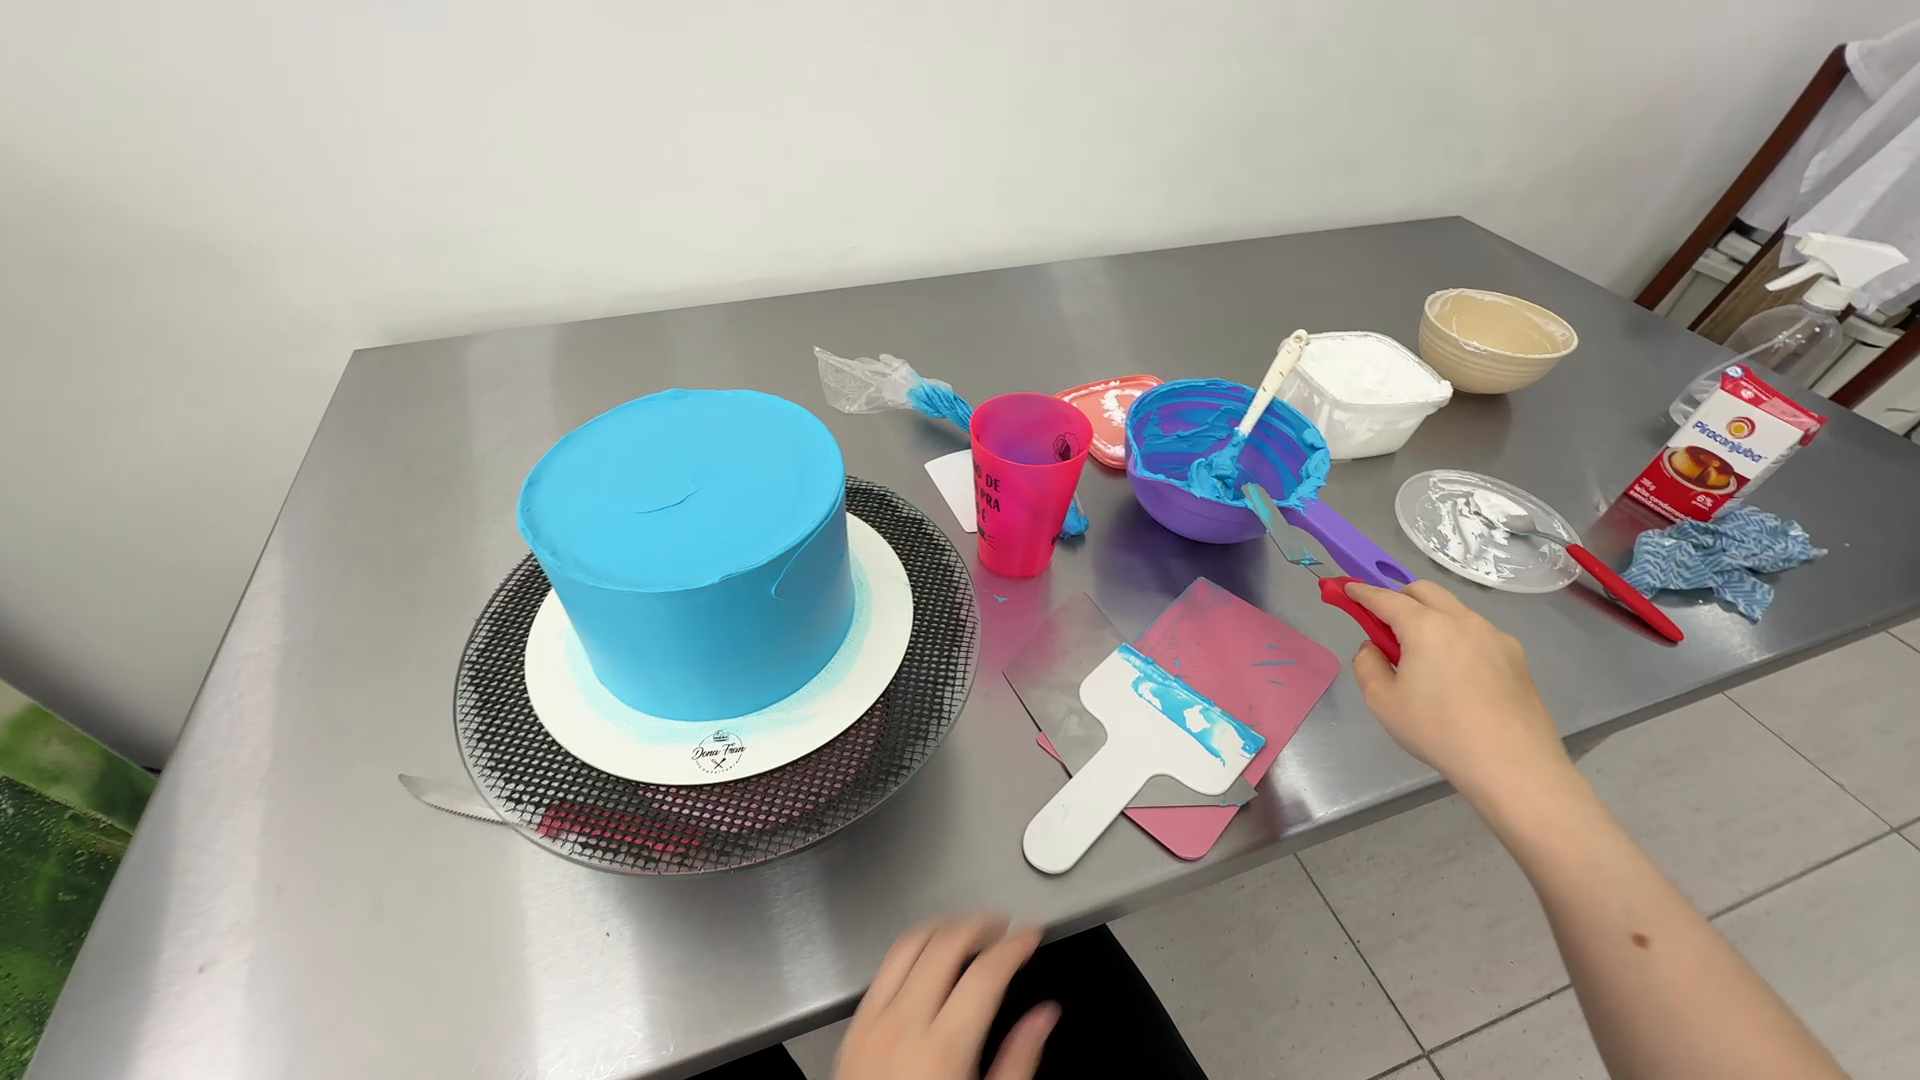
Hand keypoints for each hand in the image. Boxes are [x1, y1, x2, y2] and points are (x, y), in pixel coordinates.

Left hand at [834, 915, 1058, 1079]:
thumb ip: (1019, 1060)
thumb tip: (1044, 1016)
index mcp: (943, 1052)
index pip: (986, 973)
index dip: (1014, 945)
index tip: (1030, 935)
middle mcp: (903, 1027)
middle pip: (946, 944)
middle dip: (980, 924)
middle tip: (1004, 926)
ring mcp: (874, 1021)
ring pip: (911, 942)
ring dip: (945, 926)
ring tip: (970, 929)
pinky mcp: (855, 1024)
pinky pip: (884, 965)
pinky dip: (912, 946)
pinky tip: (930, 952)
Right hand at [1344, 580, 1570, 802]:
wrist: (1512, 763)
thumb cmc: (1438, 729)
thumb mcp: (1382, 701)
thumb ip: (1367, 665)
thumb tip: (1373, 648)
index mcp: (1425, 626)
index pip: (1385, 598)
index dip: (1361, 591)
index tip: (1347, 588)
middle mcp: (1462, 621)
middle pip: (1424, 591)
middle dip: (1399, 597)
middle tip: (1385, 625)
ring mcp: (1495, 636)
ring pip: (1454, 611)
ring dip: (1431, 618)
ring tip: (1424, 658)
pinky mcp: (1516, 657)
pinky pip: (1478, 634)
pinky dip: (1457, 639)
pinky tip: (1458, 675)